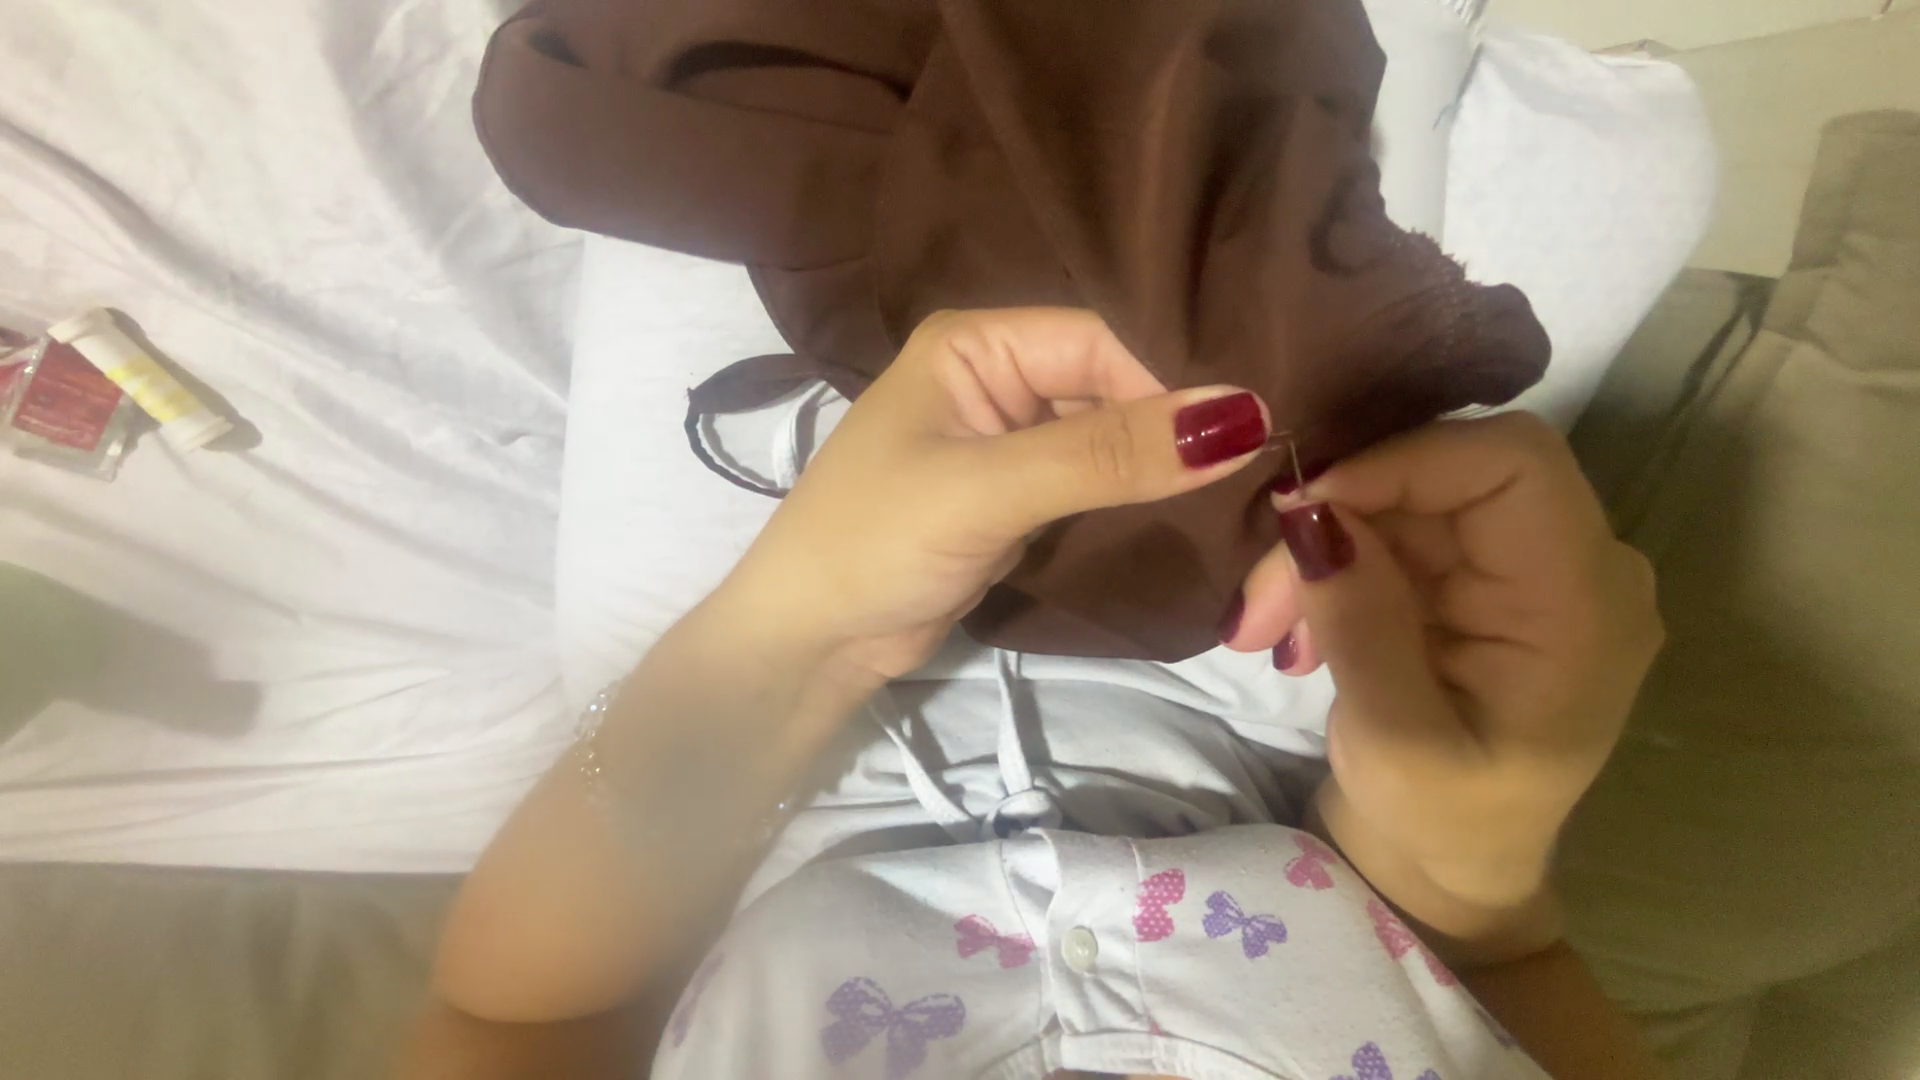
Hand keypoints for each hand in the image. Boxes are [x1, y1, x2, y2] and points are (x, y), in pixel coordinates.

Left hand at [716, 308, 1272, 685]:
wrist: (814, 638)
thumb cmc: (876, 540)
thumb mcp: (988, 489)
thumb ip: (1106, 454)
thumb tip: (1241, 416)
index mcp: (973, 345)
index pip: (1097, 342)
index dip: (1168, 385)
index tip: (1244, 436)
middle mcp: (992, 381)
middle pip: (1106, 389)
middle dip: (1169, 429)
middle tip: (1259, 465)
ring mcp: (1004, 445)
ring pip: (1103, 441)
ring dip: (1155, 468)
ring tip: (1239, 491)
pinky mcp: (1014, 502)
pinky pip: (1088, 485)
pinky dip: (1128, 500)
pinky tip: (1184, 513)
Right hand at [1224, 415, 1663, 915]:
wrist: (1450, 852)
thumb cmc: (1442, 817)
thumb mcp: (1394, 738)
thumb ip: (1362, 623)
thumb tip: (1309, 515)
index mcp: (1581, 606)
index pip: (1512, 464)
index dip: (1403, 460)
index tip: (1303, 505)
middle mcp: (1564, 565)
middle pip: (1438, 477)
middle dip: (1334, 520)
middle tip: (1256, 602)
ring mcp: (1513, 566)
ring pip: (1393, 501)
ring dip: (1313, 551)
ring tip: (1259, 629)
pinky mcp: (1465, 574)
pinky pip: (1381, 531)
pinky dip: (1323, 564)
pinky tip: (1291, 625)